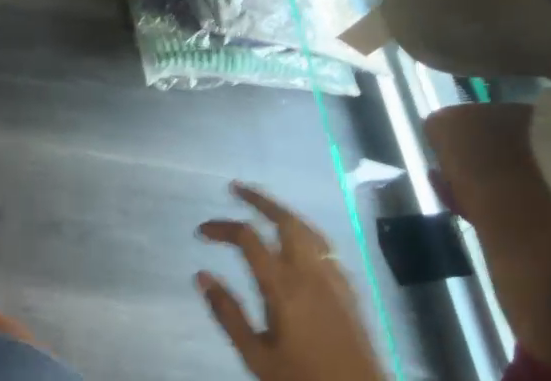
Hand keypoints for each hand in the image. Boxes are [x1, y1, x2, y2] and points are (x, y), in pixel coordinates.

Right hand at [196, 183, 386, 380]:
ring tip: (265, 208)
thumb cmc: (304, 380)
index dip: (221, 227)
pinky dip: (305, 234)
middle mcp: (310, 275)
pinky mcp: (350, 294)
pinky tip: (298, 243)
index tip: (201, 233)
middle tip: (236, 189)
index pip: (248, 238)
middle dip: (260, 200)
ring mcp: (335, 283)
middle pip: (286, 222)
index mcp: (283, 286)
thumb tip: (201, 275)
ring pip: (310, 232)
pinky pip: (326, 249)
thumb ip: (228, 313)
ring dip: (284, 213)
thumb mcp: (256, 356)